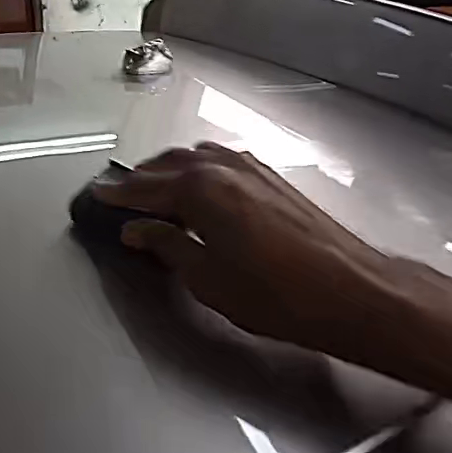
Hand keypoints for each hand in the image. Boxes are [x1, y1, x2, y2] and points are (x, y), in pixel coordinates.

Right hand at [91, 143, 451, 354]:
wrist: (353, 291)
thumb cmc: (278, 294)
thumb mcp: (206, 278)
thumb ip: (166, 245)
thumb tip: (138, 231)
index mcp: (198, 190)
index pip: (143, 188)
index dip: (117, 195)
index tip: (97, 195)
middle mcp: (220, 167)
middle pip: (165, 165)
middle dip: (139, 180)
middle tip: (120, 197)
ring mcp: (247, 166)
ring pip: (192, 157)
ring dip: (167, 171)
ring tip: (154, 192)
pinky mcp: (268, 175)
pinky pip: (217, 160)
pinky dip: (196, 169)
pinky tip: (197, 188)